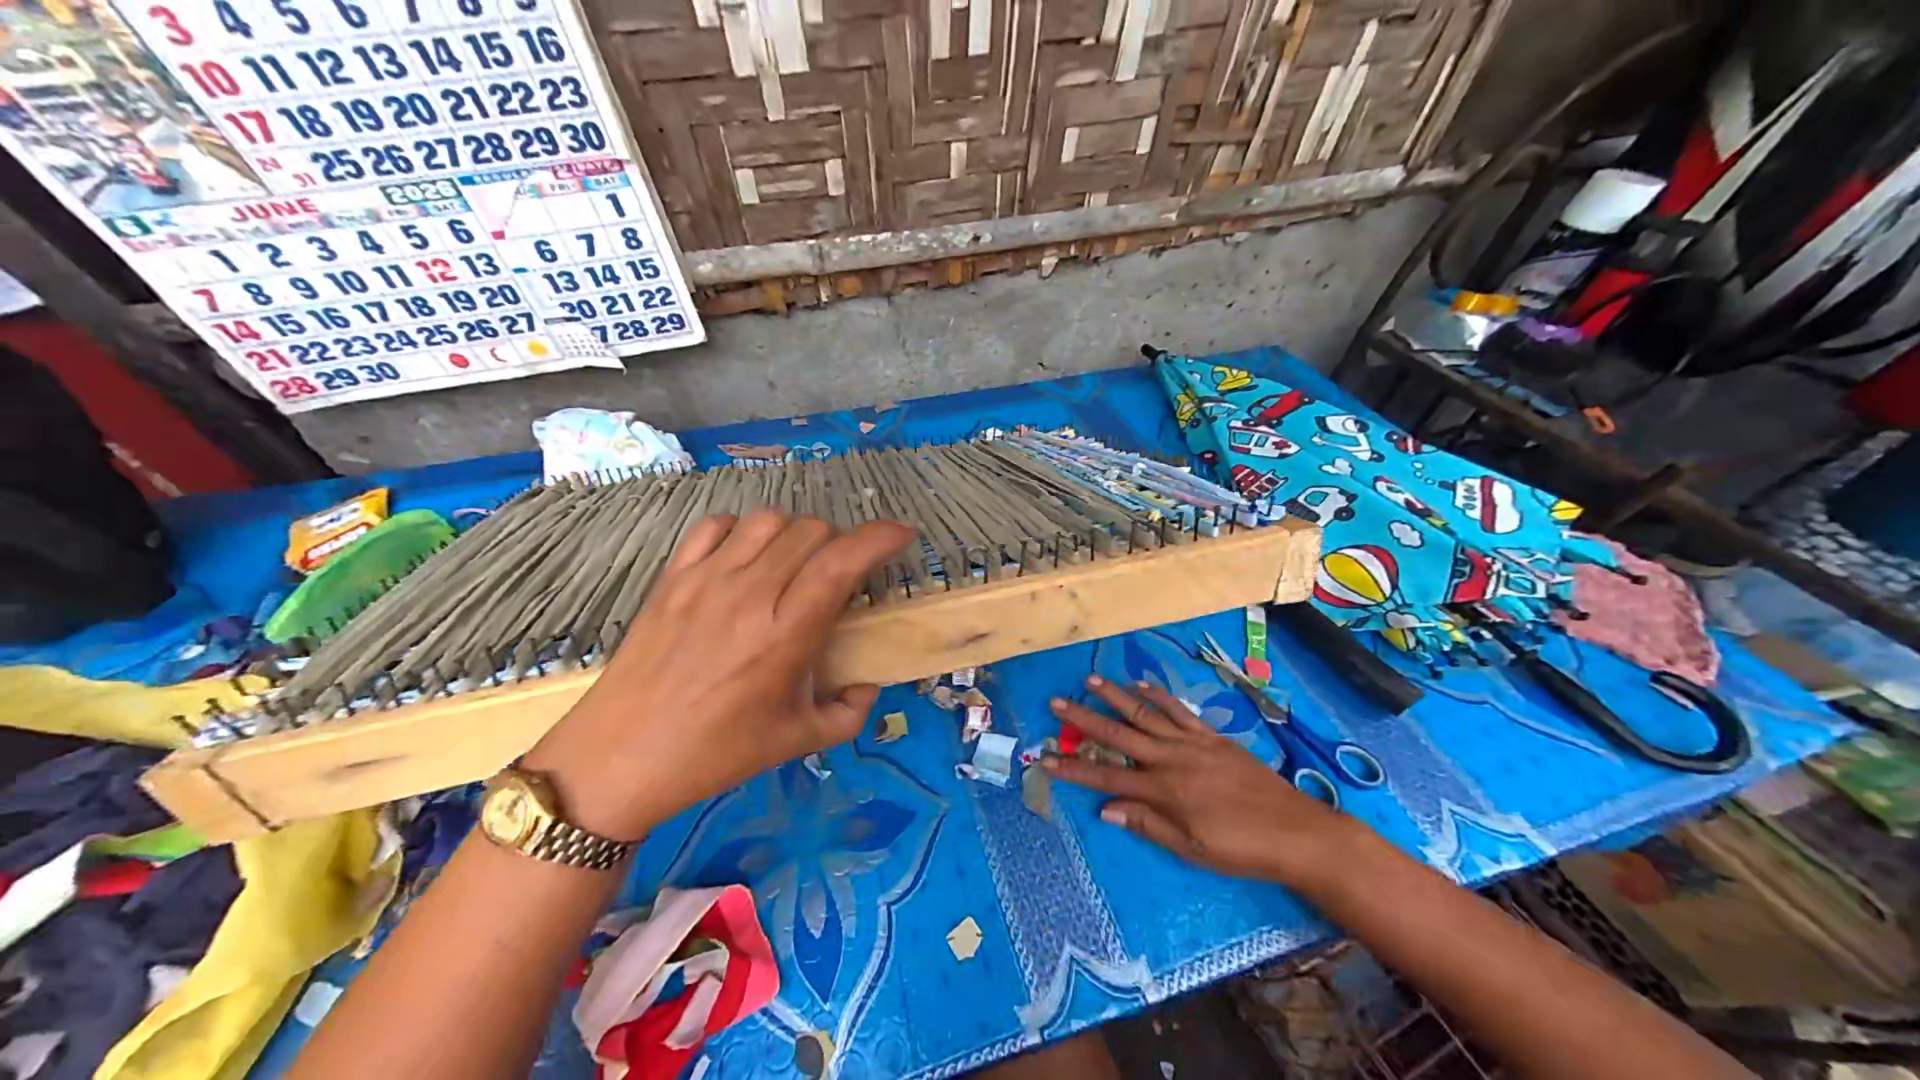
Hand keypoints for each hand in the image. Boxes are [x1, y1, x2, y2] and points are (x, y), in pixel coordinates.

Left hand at [524, 510, 915, 838]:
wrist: (621, 757)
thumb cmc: (716, 753)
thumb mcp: (798, 741)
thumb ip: (850, 711)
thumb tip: (868, 682)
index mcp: (786, 632)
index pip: (843, 559)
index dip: (882, 536)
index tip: (903, 535)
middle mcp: (750, 592)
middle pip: (812, 530)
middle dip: (843, 541)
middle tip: (845, 570)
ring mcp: (706, 578)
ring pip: (768, 520)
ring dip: (797, 532)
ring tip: (798, 562)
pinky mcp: (673, 576)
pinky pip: (716, 526)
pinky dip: (743, 530)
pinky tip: (747, 556)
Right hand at [1042, 675, 1362, 886]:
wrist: (1297, 832)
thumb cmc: (1241, 849)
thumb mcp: (1191, 848)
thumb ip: (1147, 824)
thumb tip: (1105, 808)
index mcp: (1164, 790)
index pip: (1107, 777)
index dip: (1073, 768)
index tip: (1045, 759)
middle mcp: (1172, 759)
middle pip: (1118, 734)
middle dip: (1084, 719)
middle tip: (1056, 702)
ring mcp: (1193, 743)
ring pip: (1146, 713)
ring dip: (1115, 696)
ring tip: (1090, 680)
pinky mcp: (1212, 737)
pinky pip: (1179, 711)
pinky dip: (1158, 696)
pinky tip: (1141, 684)